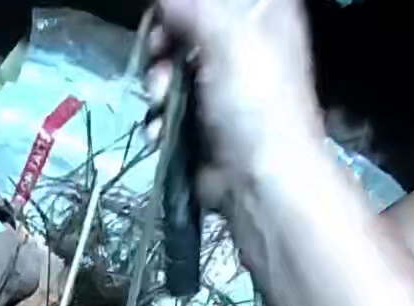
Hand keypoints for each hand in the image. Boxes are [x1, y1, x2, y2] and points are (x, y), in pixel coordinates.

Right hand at [147, 0, 326, 196]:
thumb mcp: (230, 37)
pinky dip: (157, 120)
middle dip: (163, 43)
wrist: (255, 179)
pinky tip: (159, 131)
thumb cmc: (254, 102)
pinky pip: (165, 112)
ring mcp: (214, 90)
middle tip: (158, 56)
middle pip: (185, 28)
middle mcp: (236, 46)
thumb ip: (194, 6)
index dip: (184, 3)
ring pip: (169, 71)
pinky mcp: (195, 127)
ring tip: (159, 100)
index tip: (166, 12)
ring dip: (155, 84)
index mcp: (257, 13)